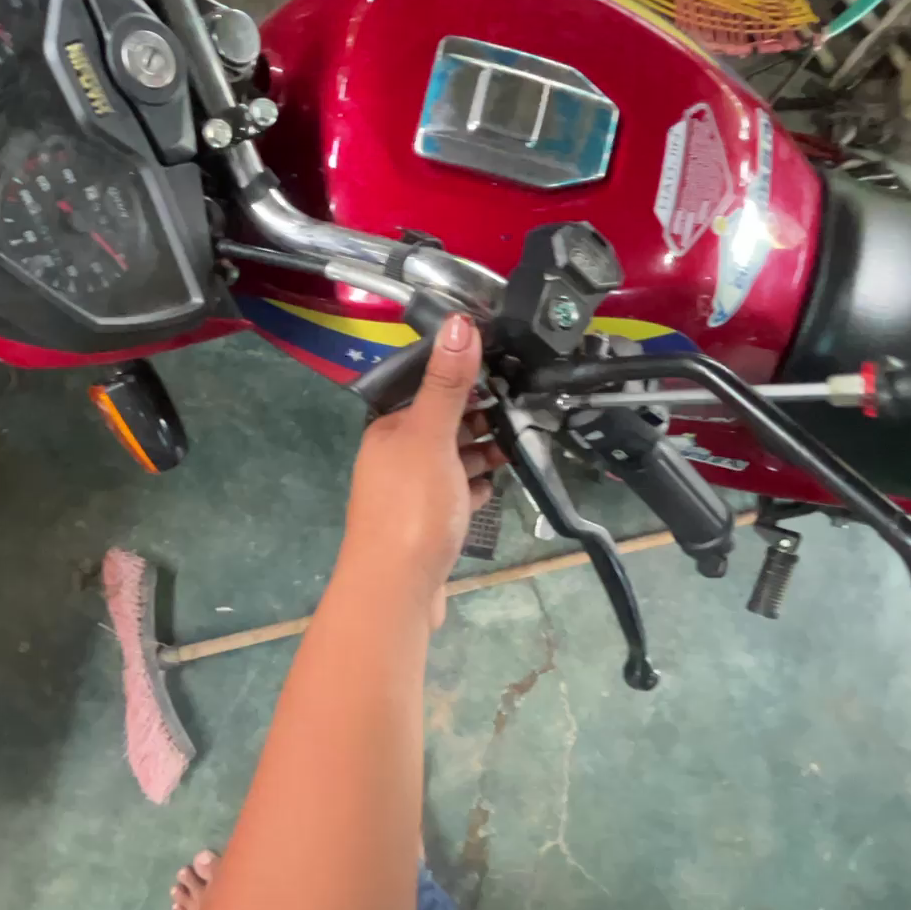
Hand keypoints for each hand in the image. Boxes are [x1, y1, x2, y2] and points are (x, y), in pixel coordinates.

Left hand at [339, 316, 506, 619]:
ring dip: (479, 452)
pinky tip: (490, 487)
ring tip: (516, 444)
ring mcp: (407, 495)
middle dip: (478, 417)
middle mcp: (392, 458)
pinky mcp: (424, 526)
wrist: (395, 588)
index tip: (505, 370)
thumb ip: (446, 383)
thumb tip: (458, 321)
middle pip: (442, 425)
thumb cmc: (412, 505)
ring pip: (449, 461)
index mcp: (388, 430)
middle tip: (522, 410)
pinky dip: (471, 487)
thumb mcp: (431, 435)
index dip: (463, 378)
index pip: (427, 390)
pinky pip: (452, 495)